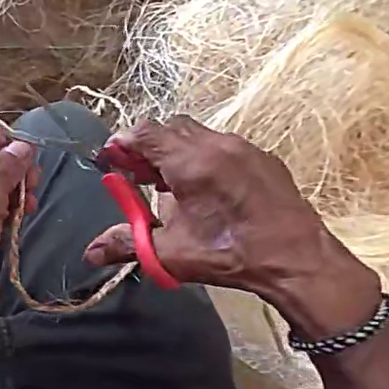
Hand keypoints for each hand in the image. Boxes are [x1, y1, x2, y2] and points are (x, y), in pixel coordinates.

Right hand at [82, 116, 380, 338]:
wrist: (298, 261)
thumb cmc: (228, 255)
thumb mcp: (168, 253)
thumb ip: (125, 245)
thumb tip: (90, 253)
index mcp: (191, 162)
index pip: (144, 132)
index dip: (121, 143)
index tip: (109, 163)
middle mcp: (217, 145)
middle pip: (168, 127)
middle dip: (145, 146)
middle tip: (135, 176)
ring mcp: (244, 148)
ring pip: (196, 134)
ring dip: (173, 151)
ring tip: (166, 185)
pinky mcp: (262, 159)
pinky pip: (220, 145)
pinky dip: (199, 157)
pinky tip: (201, 190)